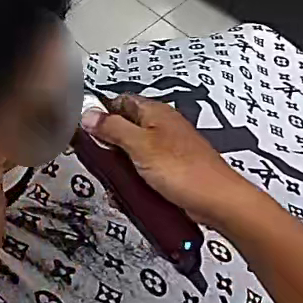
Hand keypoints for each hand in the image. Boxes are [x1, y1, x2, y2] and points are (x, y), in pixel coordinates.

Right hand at [81, 94, 264, 227]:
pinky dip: (136, 181)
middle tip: (103, 160)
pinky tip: (133, 192)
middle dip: (110, 147)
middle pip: (124, 129)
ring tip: (119, 180)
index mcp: (155, 112)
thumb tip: (90, 115)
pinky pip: (144, 172)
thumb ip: (113, 128)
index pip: (119, 101)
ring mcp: (167, 150)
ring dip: (122, 168)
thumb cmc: (188, 171)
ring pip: (132, 153)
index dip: (100, 113)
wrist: (216, 201)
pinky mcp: (171, 170)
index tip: (86, 129)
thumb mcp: (140, 146)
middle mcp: (162, 127)